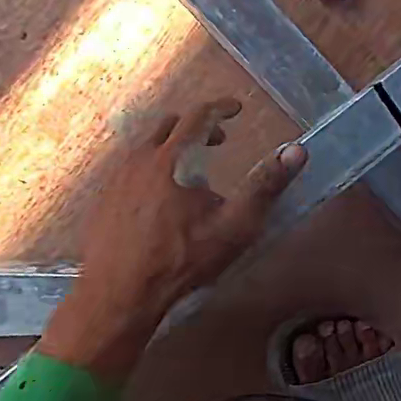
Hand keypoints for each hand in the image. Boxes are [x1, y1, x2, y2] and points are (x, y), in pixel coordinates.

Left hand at [38, 99, 307, 384]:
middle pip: (169, 125)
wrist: (119, 292)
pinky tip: (160, 198)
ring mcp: (116, 178)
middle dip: (197, 126)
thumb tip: (296, 151)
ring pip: (146, 146)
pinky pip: (130, 169)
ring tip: (190, 173)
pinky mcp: (103, 198)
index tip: (236, 108)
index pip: (199, 116)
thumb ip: (265, 186)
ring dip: (172, 148)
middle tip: (218, 141)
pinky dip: (151, 169)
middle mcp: (140, 158)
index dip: (220, 108)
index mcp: (173, 157)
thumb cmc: (181, 259)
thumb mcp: (234, 226)